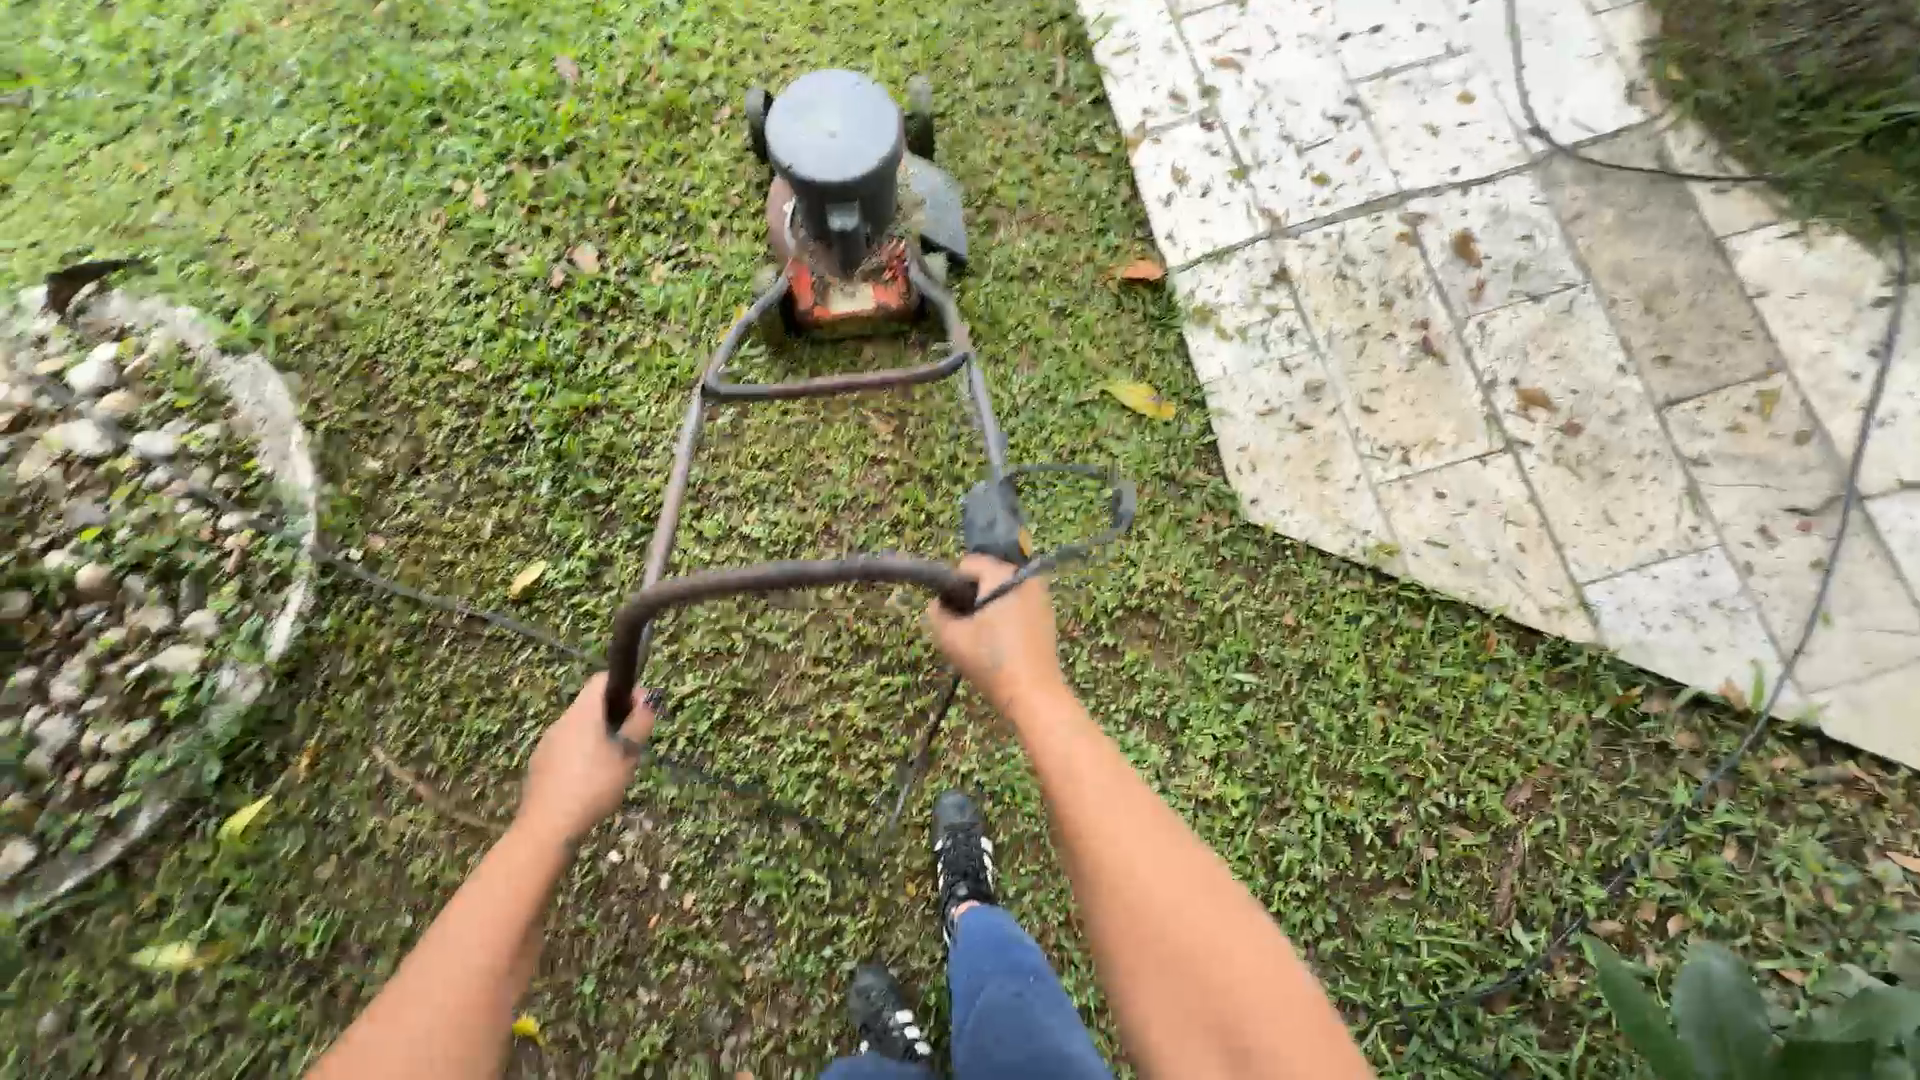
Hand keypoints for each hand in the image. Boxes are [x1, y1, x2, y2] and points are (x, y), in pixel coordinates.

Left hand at [515, 673, 655, 843]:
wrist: (548, 827)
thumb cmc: (594, 784)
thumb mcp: (628, 754)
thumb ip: (639, 724)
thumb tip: (645, 700)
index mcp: (583, 714)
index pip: (602, 680)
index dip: (624, 687)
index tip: (640, 709)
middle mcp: (561, 722)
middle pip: (591, 706)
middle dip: (615, 717)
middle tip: (632, 743)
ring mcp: (547, 744)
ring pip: (579, 729)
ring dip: (599, 737)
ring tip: (614, 766)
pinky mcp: (540, 765)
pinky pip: (567, 748)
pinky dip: (583, 754)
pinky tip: (591, 782)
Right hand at [925, 555, 1065, 714]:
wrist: (1033, 694)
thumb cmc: (990, 661)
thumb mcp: (950, 637)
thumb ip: (937, 612)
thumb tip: (939, 603)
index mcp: (1003, 575)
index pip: (968, 565)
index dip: (953, 587)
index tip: (953, 615)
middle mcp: (1026, 578)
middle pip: (987, 577)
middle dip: (972, 598)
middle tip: (966, 630)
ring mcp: (1040, 596)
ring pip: (1001, 593)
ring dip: (988, 609)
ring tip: (983, 640)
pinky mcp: (1047, 616)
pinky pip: (1017, 606)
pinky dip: (1005, 618)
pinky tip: (1001, 645)